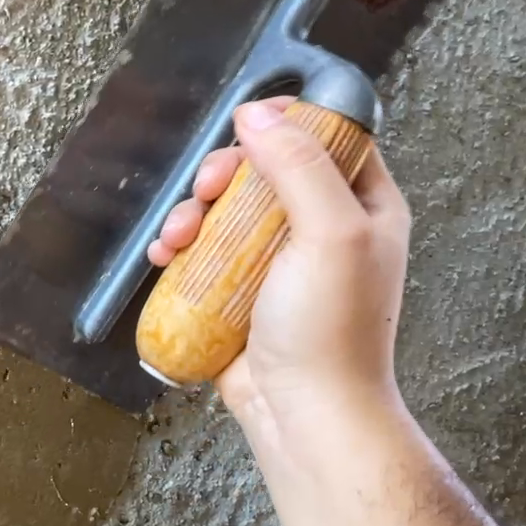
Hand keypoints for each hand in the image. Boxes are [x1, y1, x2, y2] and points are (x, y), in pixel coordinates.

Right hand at [146, 97, 412, 437]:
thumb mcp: (329, 235)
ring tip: (176, 236)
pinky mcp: (235, 290)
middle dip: (223, 177)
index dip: (284, 128)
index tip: (245, 132)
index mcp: (361, 208)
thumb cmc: (331, 332)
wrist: (300, 411)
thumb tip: (258, 114)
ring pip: (224, 212)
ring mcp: (273, 262)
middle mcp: (318, 230)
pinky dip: (177, 248)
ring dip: (191, 214)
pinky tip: (164, 256)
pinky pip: (201, 253)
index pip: (327, 142)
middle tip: (207, 190)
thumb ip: (299, 167)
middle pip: (262, 175)